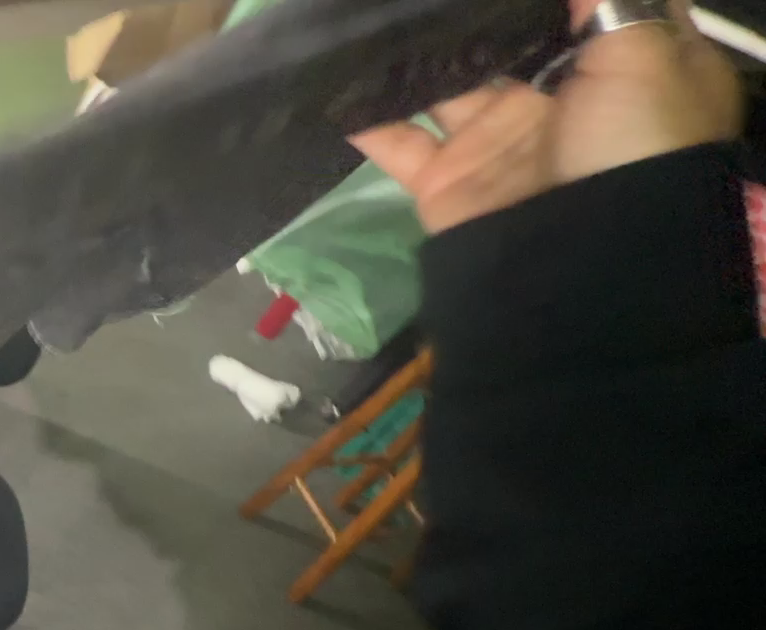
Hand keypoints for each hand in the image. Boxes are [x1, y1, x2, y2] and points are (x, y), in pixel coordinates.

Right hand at [351, 0, 743, 232]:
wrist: (573, 246)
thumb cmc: (627, 139)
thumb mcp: (643, 56)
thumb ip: (604, 7)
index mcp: (604, 69)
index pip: (567, 18)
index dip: (534, 6)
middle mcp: (543, 101)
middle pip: (497, 51)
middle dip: (465, 26)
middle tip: (423, 5)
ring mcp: (486, 142)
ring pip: (442, 92)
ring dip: (413, 67)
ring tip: (380, 33)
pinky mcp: (439, 178)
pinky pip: (399, 145)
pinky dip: (369, 125)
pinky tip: (346, 96)